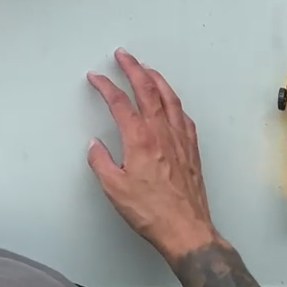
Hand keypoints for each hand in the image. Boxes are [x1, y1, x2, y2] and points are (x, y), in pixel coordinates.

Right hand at [87, 49, 220, 259]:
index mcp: (140, 139)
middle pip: (146, 89)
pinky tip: (171, 101)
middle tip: (123, 55)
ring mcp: (179, 139)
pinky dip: (174, 101)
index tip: (96, 77)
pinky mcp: (191, 150)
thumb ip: (100, 162)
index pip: (119, 102)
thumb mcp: (114, 189)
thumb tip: (95, 147)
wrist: (186, 231)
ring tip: (147, 68)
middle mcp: (161, 132)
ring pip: (169, 97)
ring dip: (156, 78)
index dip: (105, 85)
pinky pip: (183, 115)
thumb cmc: (151, 212)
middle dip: (133, 67)